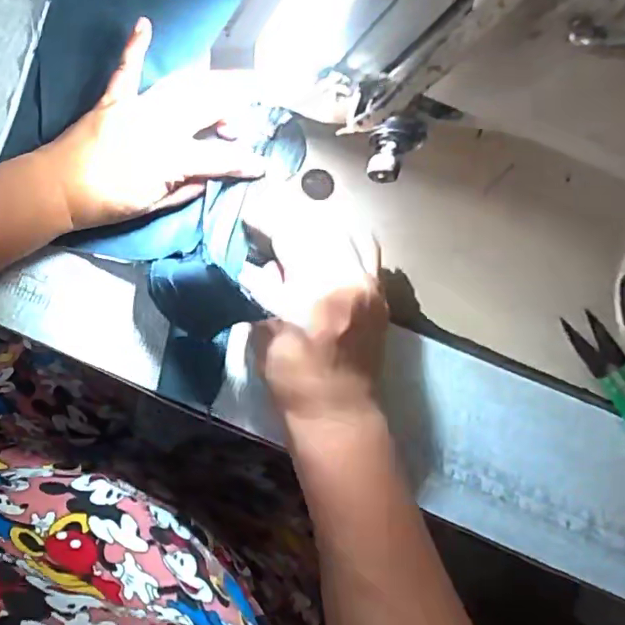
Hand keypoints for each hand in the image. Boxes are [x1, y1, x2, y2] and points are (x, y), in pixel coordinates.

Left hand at [36, 18, 275, 230]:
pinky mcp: (112, 101)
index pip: (221, 158)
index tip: (260, 166)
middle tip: (233, 131)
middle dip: (232, 116)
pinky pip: (127, 69)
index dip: (245, 163)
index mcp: (171, 159)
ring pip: (182, 88)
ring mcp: (136, 109)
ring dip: (206, 90)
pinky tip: (144, 23)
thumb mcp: (149, 208)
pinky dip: (135, 46)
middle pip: (210, 109)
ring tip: (216, 102)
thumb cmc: (100, 205)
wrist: (54, 189)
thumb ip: (182, 191)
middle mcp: (160, 126)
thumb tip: (206, 181)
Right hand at [242, 177, 388, 424]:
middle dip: (289, 217)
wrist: (337, 412)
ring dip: (318, 225)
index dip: (264, 219)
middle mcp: (351, 280)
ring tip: (294, 229)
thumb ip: (263, 291)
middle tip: (264, 218)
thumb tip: (261, 263)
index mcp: (316, 292)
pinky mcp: (379, 295)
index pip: (290, 236)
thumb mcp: (263, 333)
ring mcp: (371, 286)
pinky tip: (321, 247)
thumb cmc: (291, 378)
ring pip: (347, 232)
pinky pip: (364, 251)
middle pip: (321, 226)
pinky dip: (340, 240)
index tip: (245, 213)